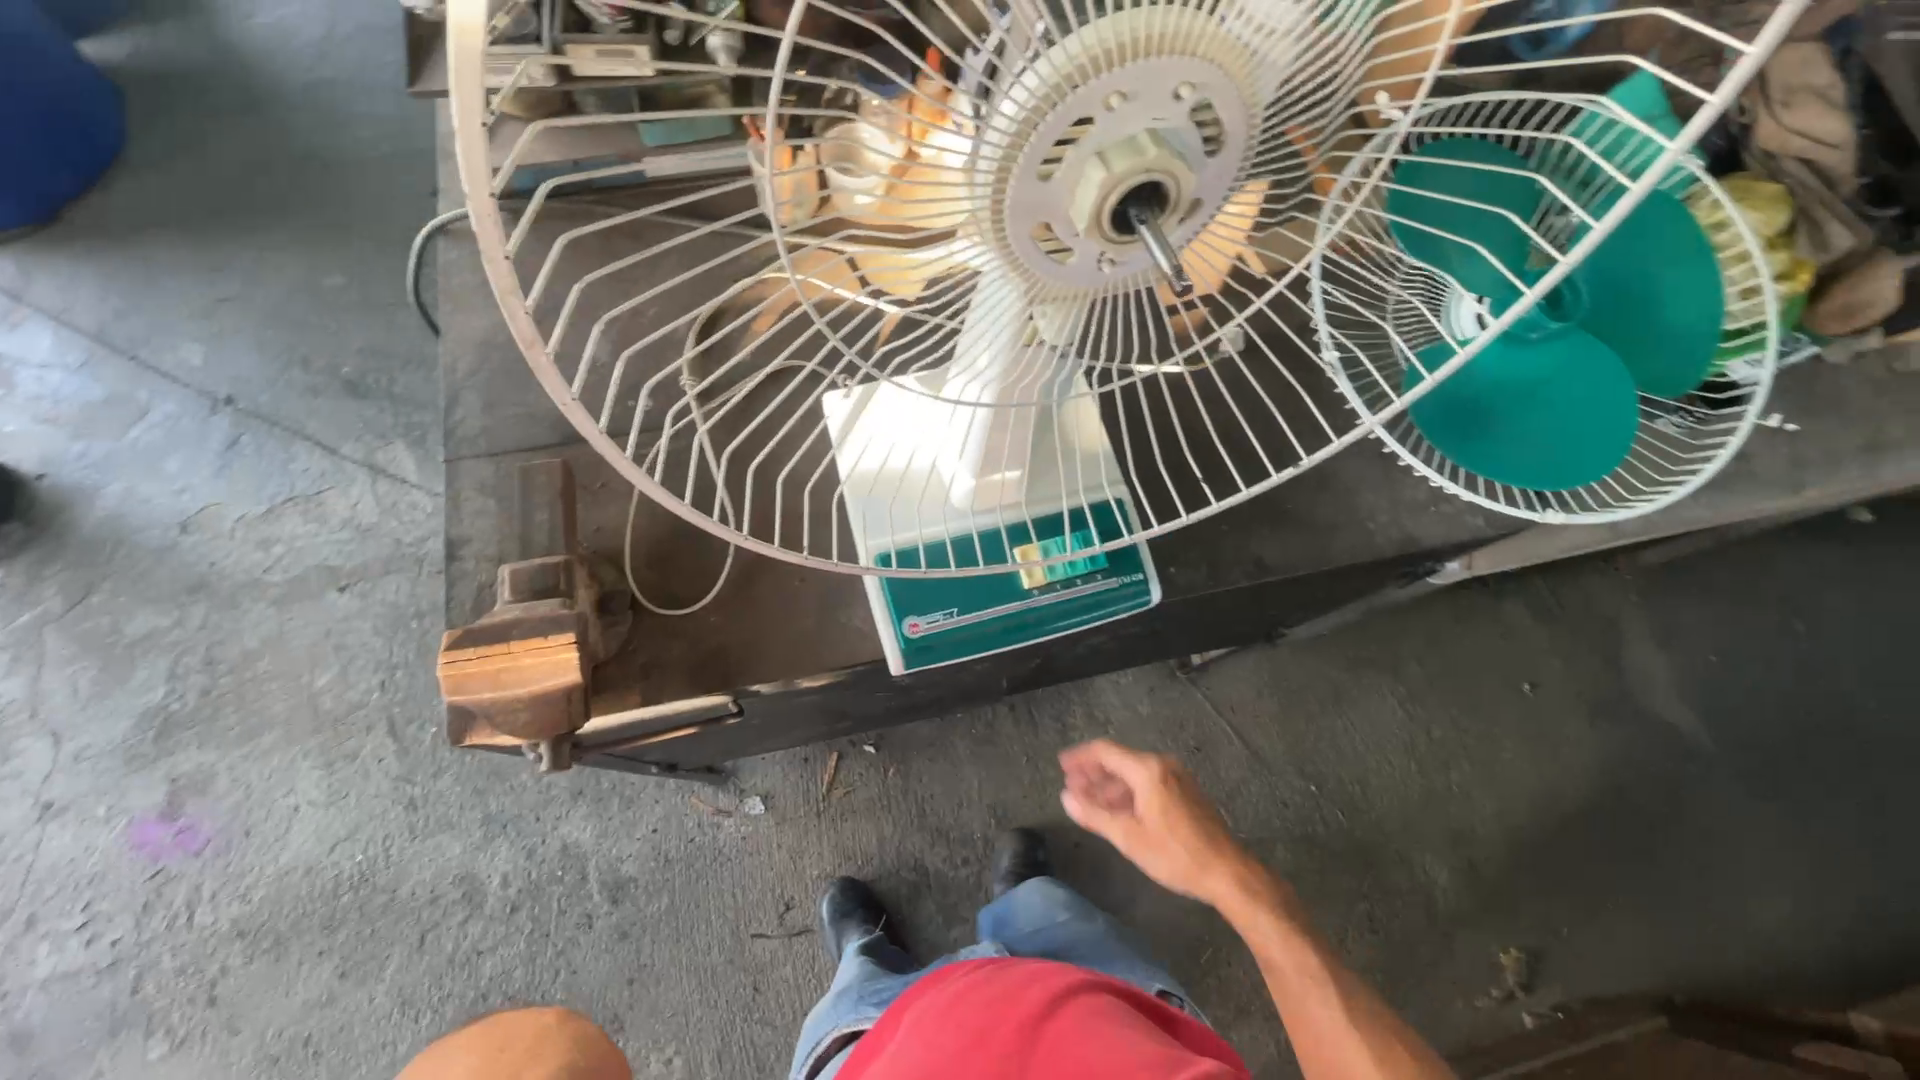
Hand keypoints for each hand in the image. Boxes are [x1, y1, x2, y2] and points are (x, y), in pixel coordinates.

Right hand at [1058, 739, 1263, 907]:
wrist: (1227, 872)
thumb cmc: (1175, 855)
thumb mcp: (1128, 838)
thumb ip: (1094, 815)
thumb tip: (1066, 798)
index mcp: (1147, 770)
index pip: (1105, 752)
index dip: (1080, 758)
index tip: (1061, 766)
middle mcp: (1163, 766)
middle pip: (1120, 761)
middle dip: (1093, 774)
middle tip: (1071, 786)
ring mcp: (1177, 778)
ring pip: (1134, 774)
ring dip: (1110, 786)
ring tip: (1089, 802)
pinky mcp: (1185, 793)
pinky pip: (1149, 784)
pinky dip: (1128, 793)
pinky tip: (1117, 811)